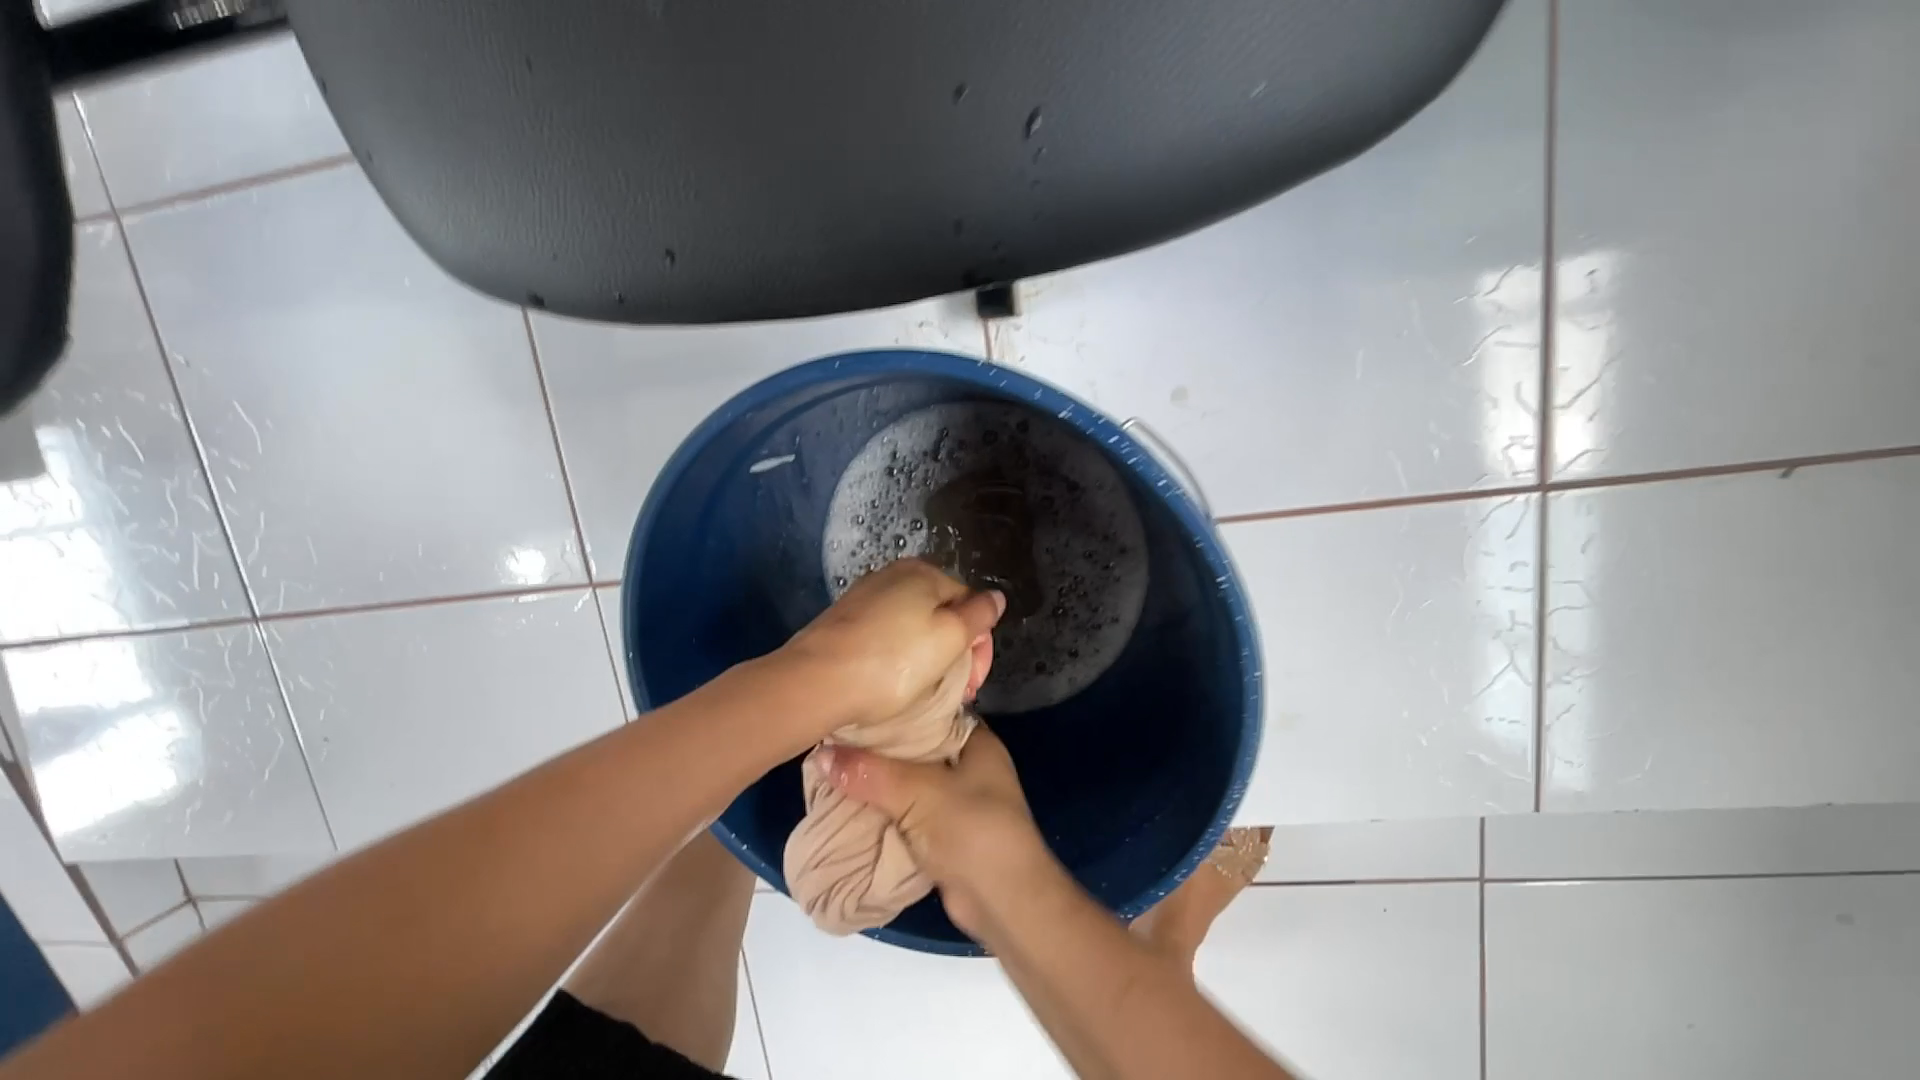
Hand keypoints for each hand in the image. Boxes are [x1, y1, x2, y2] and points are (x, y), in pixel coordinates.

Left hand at [780, 558, 1002, 731]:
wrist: (817, 682)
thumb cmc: (893, 662)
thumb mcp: (950, 637)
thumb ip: (979, 614)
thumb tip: (996, 596)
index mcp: (923, 572)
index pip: (969, 602)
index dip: (980, 643)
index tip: (973, 683)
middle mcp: (892, 575)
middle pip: (940, 612)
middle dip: (955, 651)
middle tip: (956, 692)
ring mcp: (863, 598)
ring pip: (912, 626)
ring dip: (928, 657)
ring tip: (926, 692)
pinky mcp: (843, 622)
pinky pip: (885, 636)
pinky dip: (897, 657)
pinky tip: (893, 683)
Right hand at [816, 725, 1053, 937]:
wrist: (1002, 901)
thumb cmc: (972, 830)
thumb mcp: (918, 792)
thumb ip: (870, 773)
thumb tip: (820, 755)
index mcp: (976, 743)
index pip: (932, 711)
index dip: (896, 707)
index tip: (856, 704)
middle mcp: (969, 768)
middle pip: (915, 750)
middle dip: (878, 749)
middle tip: (832, 737)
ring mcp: (957, 804)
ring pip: (907, 786)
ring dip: (876, 786)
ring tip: (831, 769)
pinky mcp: (943, 837)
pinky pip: (905, 816)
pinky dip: (882, 814)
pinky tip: (847, 807)